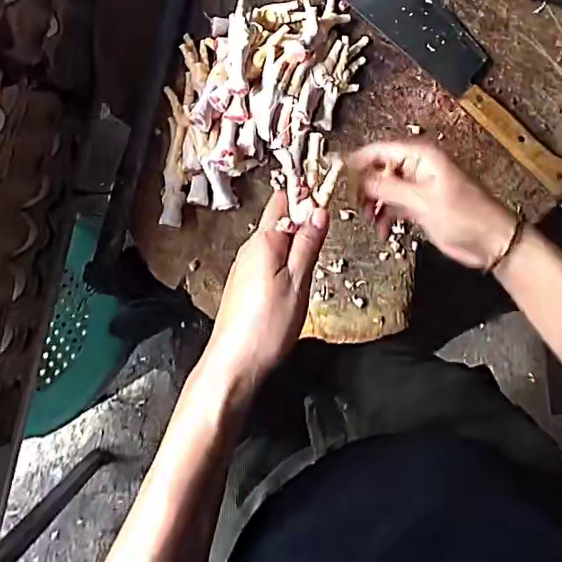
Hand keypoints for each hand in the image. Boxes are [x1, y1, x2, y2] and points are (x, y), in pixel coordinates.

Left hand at [199, 191, 328, 393]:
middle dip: (305, 219)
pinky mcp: (245, 283)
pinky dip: (287, 258)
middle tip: (328, 229)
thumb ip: (309, 243)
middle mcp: (250, 248)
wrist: (233, 367)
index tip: (328, 195)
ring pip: (277, 239)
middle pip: (281, 218)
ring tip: (316, 253)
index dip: (307, 195)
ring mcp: (246, 266)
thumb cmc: (265, 328)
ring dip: (298, 240)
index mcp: (264, 241)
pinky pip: (270, 257)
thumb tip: (319, 211)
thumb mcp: (299, 281)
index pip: (285, 199)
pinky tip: (298, 276)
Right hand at [349, 141, 517, 269]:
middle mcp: (419, 168)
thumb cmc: (469, 216)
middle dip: (365, 186)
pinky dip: (386, 215)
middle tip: (354, 203)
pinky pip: (394, 205)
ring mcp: (419, 187)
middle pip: (380, 169)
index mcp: (422, 157)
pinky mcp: (421, 205)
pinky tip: (383, 229)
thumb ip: (389, 188)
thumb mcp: (422, 202)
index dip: (358, 160)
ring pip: (385, 189)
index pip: (381, 150)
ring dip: (374, 204)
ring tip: (370, 219)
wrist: (492, 241)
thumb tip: (361, 178)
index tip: (337, 170)